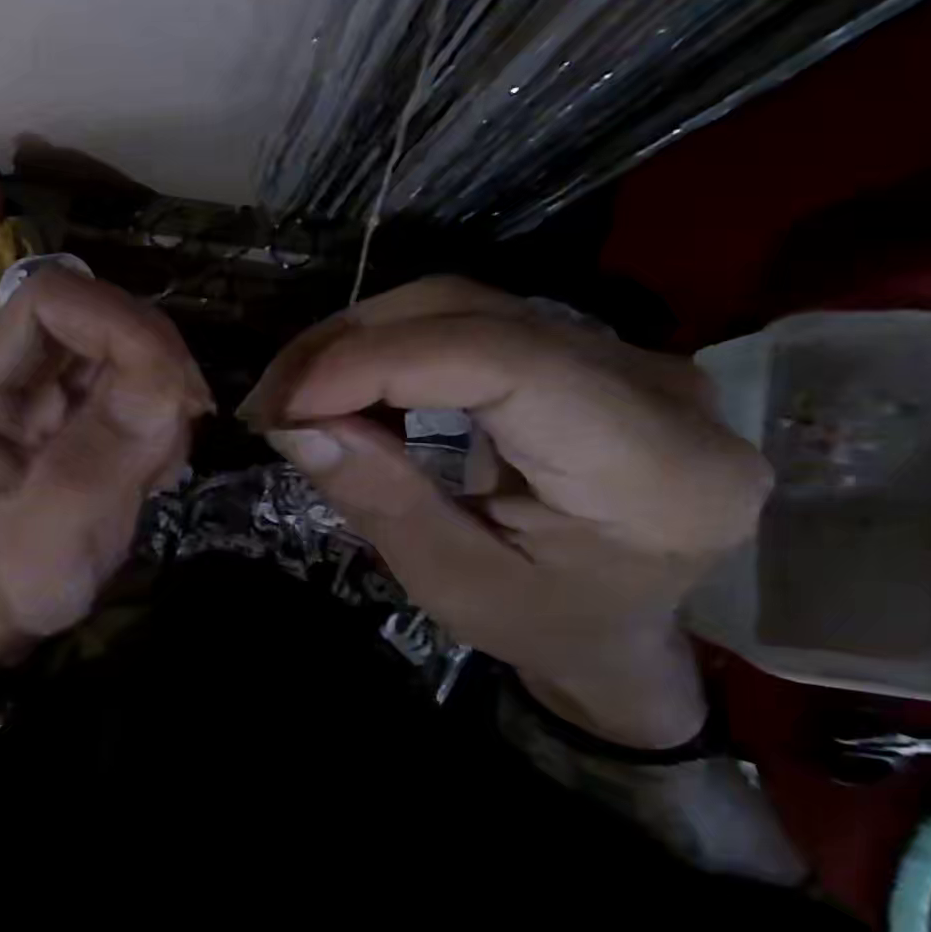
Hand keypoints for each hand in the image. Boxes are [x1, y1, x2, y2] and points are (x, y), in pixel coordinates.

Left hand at [0, 270, 211, 667]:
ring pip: (137, 343)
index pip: (47, 299)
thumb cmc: (28, 573)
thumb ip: (102, 451)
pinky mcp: (95, 404)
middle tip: (182, 422)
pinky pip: (152, 378)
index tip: (168, 381)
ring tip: (157, 466)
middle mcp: (22, 371)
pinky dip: (171, 416)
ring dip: (167, 396)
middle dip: (154, 361)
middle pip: (102, 310)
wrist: (40, 604)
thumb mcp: (55, 525)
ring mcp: (61, 385)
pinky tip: (155, 470)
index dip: (112, 320)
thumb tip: (166, 380)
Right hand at [243, 278, 770, 747]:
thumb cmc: (544, 626)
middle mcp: (658, 387)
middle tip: (272, 399)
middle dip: (351, 346)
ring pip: (462, 305)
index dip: (378, 365)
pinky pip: (466, 321)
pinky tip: (344, 385)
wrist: (616, 627)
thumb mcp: (454, 585)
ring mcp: (625, 356)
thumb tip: (295, 425)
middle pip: (473, 313)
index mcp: (654, 469)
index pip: (502, 362)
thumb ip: (383, 500)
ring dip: (359, 341)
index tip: (284, 405)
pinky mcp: (582, 350)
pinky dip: (388, 347)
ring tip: (296, 393)